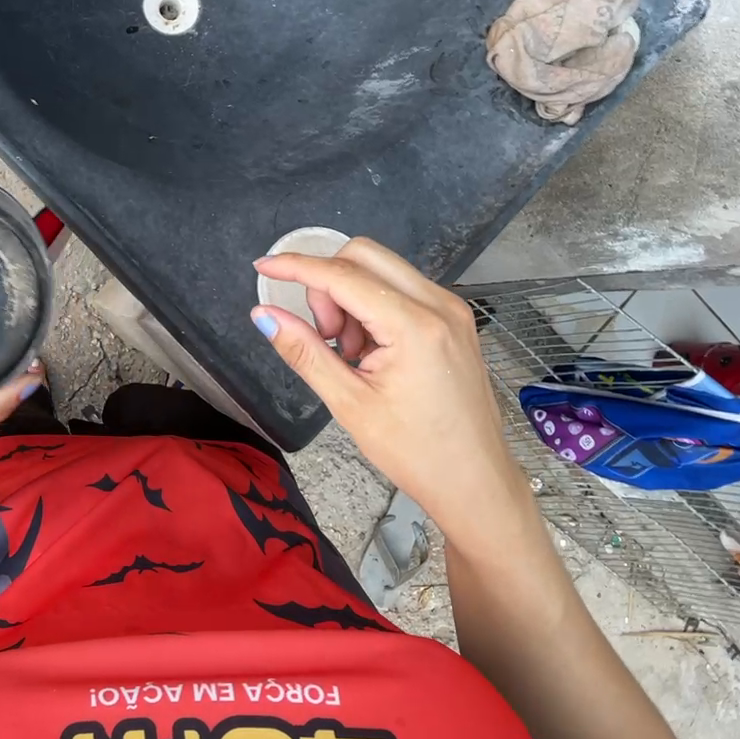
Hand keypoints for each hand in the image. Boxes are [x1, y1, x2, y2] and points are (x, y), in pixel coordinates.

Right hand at [251, 239, 521, 545]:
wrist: (476, 483)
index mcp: (414, 325)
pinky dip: (371, 306)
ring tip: (349, 352)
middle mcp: (438, 304)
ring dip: (349, 296)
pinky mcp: (453, 319)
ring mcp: (450, 308)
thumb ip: (304, 352)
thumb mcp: (349, 404)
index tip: (262, 268)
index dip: (296, 267)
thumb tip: (262, 315)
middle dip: (327, 284)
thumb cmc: (415, 452)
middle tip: (324, 335)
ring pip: (381, 270)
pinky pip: (399, 289)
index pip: (342, 275)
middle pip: (363, 256)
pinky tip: (369, 351)